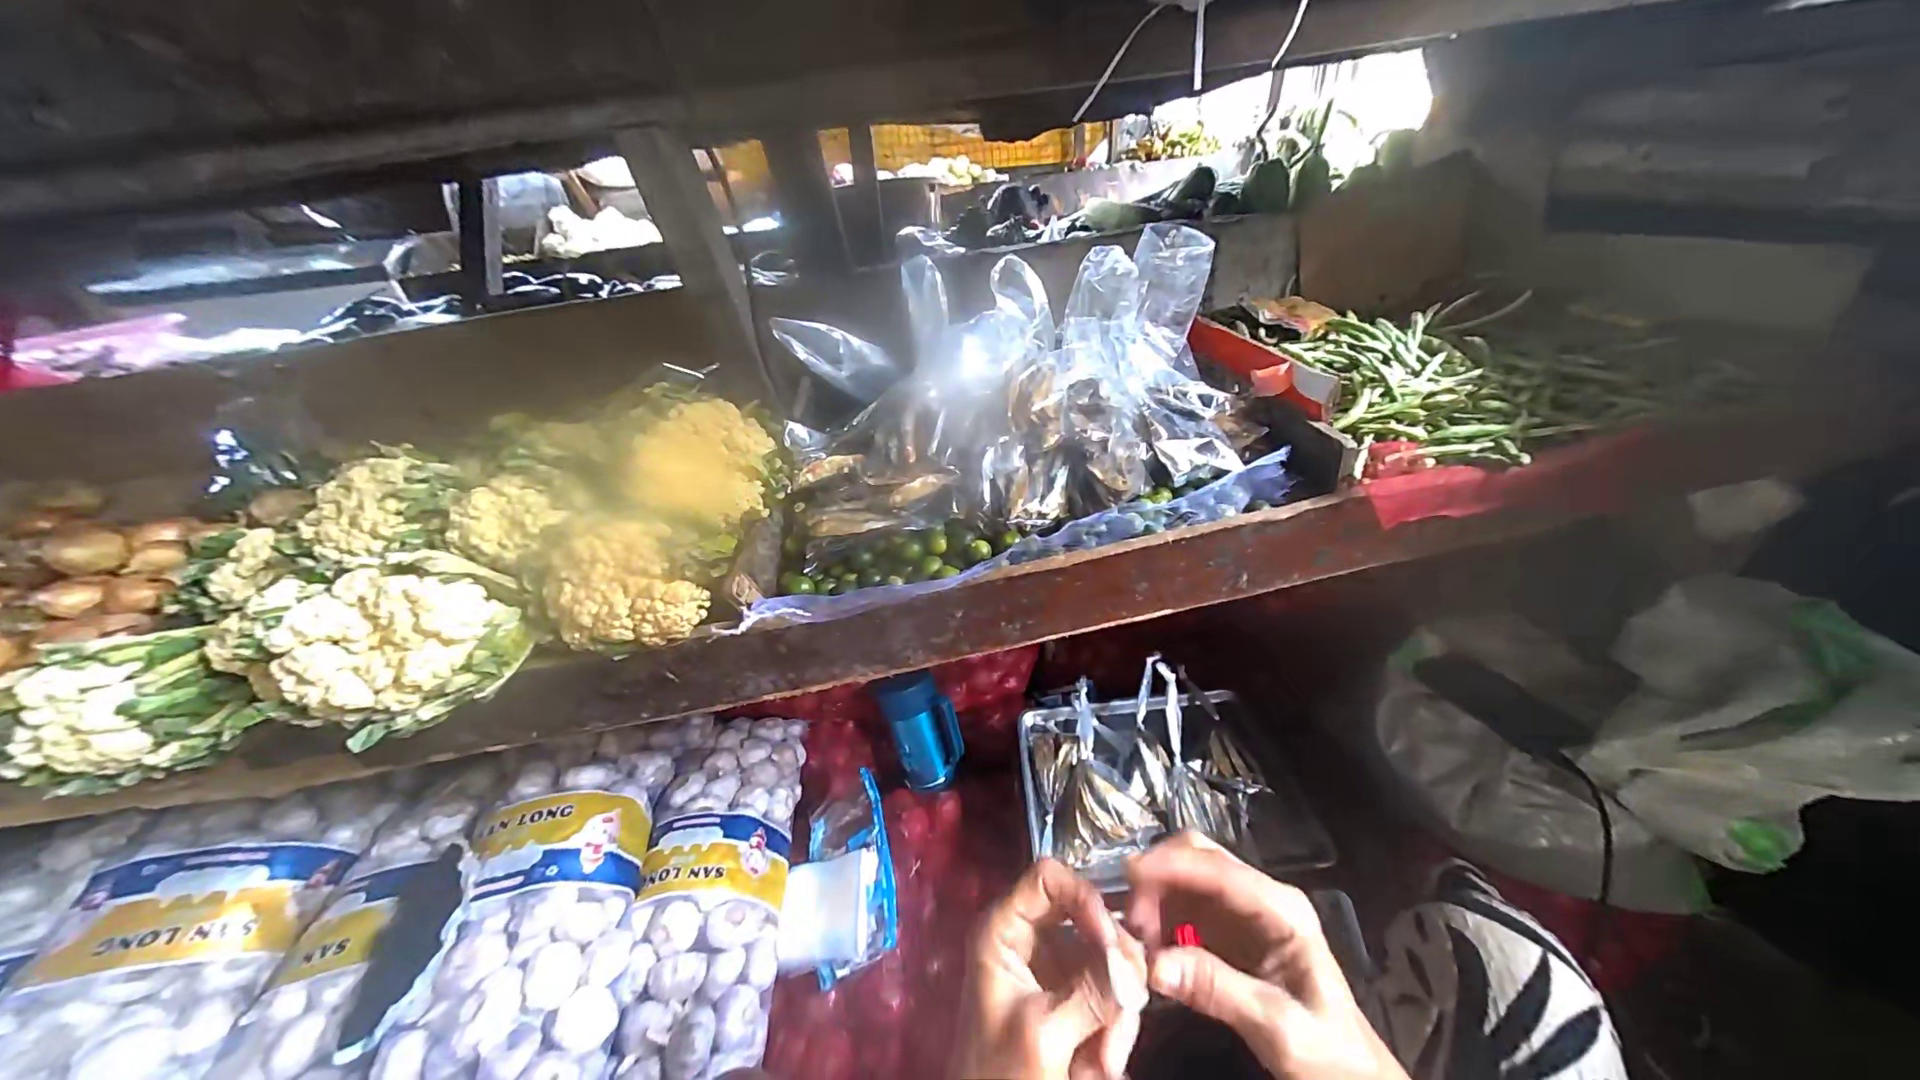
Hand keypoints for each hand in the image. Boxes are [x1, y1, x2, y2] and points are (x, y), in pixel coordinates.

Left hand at [955, 858, 1148, 1079]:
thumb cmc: (1000, 1078)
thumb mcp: (1044, 1035)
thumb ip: (1089, 993)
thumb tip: (1130, 961)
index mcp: (1004, 929)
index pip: (1049, 877)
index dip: (1084, 898)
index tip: (1111, 944)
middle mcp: (1029, 935)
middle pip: (1088, 915)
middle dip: (1112, 966)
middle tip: (1125, 1011)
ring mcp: (1053, 964)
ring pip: (1108, 957)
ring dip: (1117, 1010)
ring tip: (1103, 1064)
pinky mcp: (1072, 993)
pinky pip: (1112, 990)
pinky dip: (1116, 1026)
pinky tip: (1102, 1066)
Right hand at [1126, 833, 1407, 1079]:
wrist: (1355, 1078)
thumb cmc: (1331, 1056)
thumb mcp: (1280, 1031)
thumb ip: (1218, 991)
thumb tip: (1153, 963)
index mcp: (1282, 908)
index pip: (1218, 867)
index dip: (1171, 864)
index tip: (1129, 876)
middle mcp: (1259, 896)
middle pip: (1197, 856)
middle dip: (1158, 875)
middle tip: (1130, 918)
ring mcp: (1240, 910)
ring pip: (1183, 876)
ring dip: (1153, 896)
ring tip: (1135, 939)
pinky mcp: (1225, 929)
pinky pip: (1181, 905)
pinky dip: (1158, 917)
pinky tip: (1149, 947)